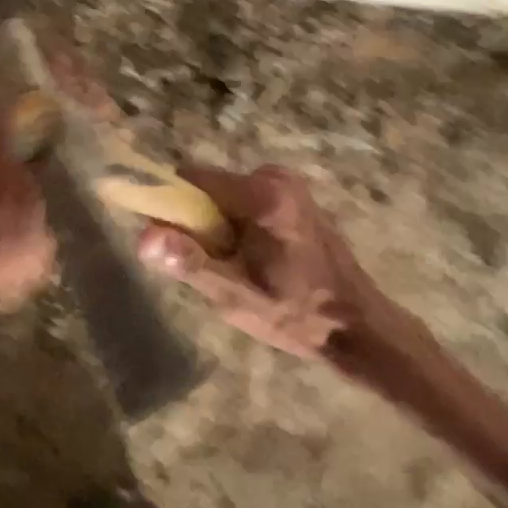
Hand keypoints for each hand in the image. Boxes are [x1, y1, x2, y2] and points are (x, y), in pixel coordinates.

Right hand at [136, 164, 383, 361]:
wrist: (364, 330)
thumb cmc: (300, 316)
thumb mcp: (237, 298)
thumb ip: (191, 263)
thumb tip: (143, 238)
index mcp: (263, 195)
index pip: (190, 178)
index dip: (173, 207)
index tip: (180, 245)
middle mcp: (275, 176)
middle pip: (206, 187)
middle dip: (199, 222)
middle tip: (218, 265)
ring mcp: (287, 183)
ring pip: (222, 195)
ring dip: (218, 226)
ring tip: (240, 267)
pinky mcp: (293, 195)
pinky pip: (242, 199)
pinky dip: (238, 225)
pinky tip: (257, 260)